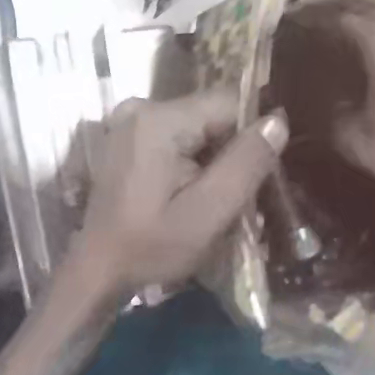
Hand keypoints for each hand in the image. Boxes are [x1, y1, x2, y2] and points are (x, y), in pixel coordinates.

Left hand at [68, 89, 286, 296]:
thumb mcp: (207, 212)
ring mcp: (130, 121)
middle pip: (212, 116)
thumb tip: (277, 121)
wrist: (97, 269)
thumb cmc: (150, 246)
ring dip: (212, 161)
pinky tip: (188, 195)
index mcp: (159, 119)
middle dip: (231, 153)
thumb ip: (245, 164)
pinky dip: (191, 162)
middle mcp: (141, 107)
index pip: (230, 105)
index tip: (254, 180)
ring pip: (197, 129)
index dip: (251, 139)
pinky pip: (176, 138)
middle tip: (235, 199)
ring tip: (212, 201)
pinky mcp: (127, 137)